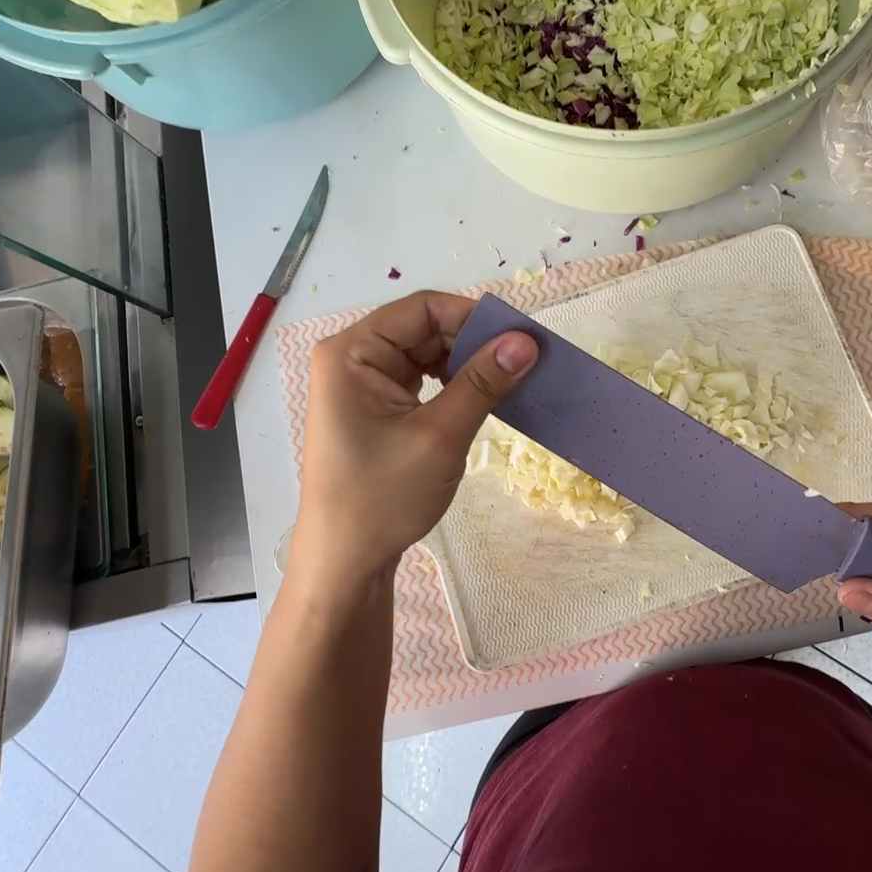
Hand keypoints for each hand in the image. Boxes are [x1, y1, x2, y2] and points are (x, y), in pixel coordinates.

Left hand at [290, 291, 537, 580]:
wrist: (345, 562)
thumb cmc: (382, 498)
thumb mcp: (439, 436)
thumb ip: (482, 382)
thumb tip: (526, 341)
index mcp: (351, 352)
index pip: (421, 309)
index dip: (472, 317)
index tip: (519, 338)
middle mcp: (351, 358)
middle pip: (423, 328)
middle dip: (472, 342)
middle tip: (522, 363)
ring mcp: (361, 384)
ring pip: (425, 354)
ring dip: (465, 365)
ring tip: (507, 382)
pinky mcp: (374, 408)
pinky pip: (420, 379)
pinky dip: (452, 385)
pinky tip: (479, 399)